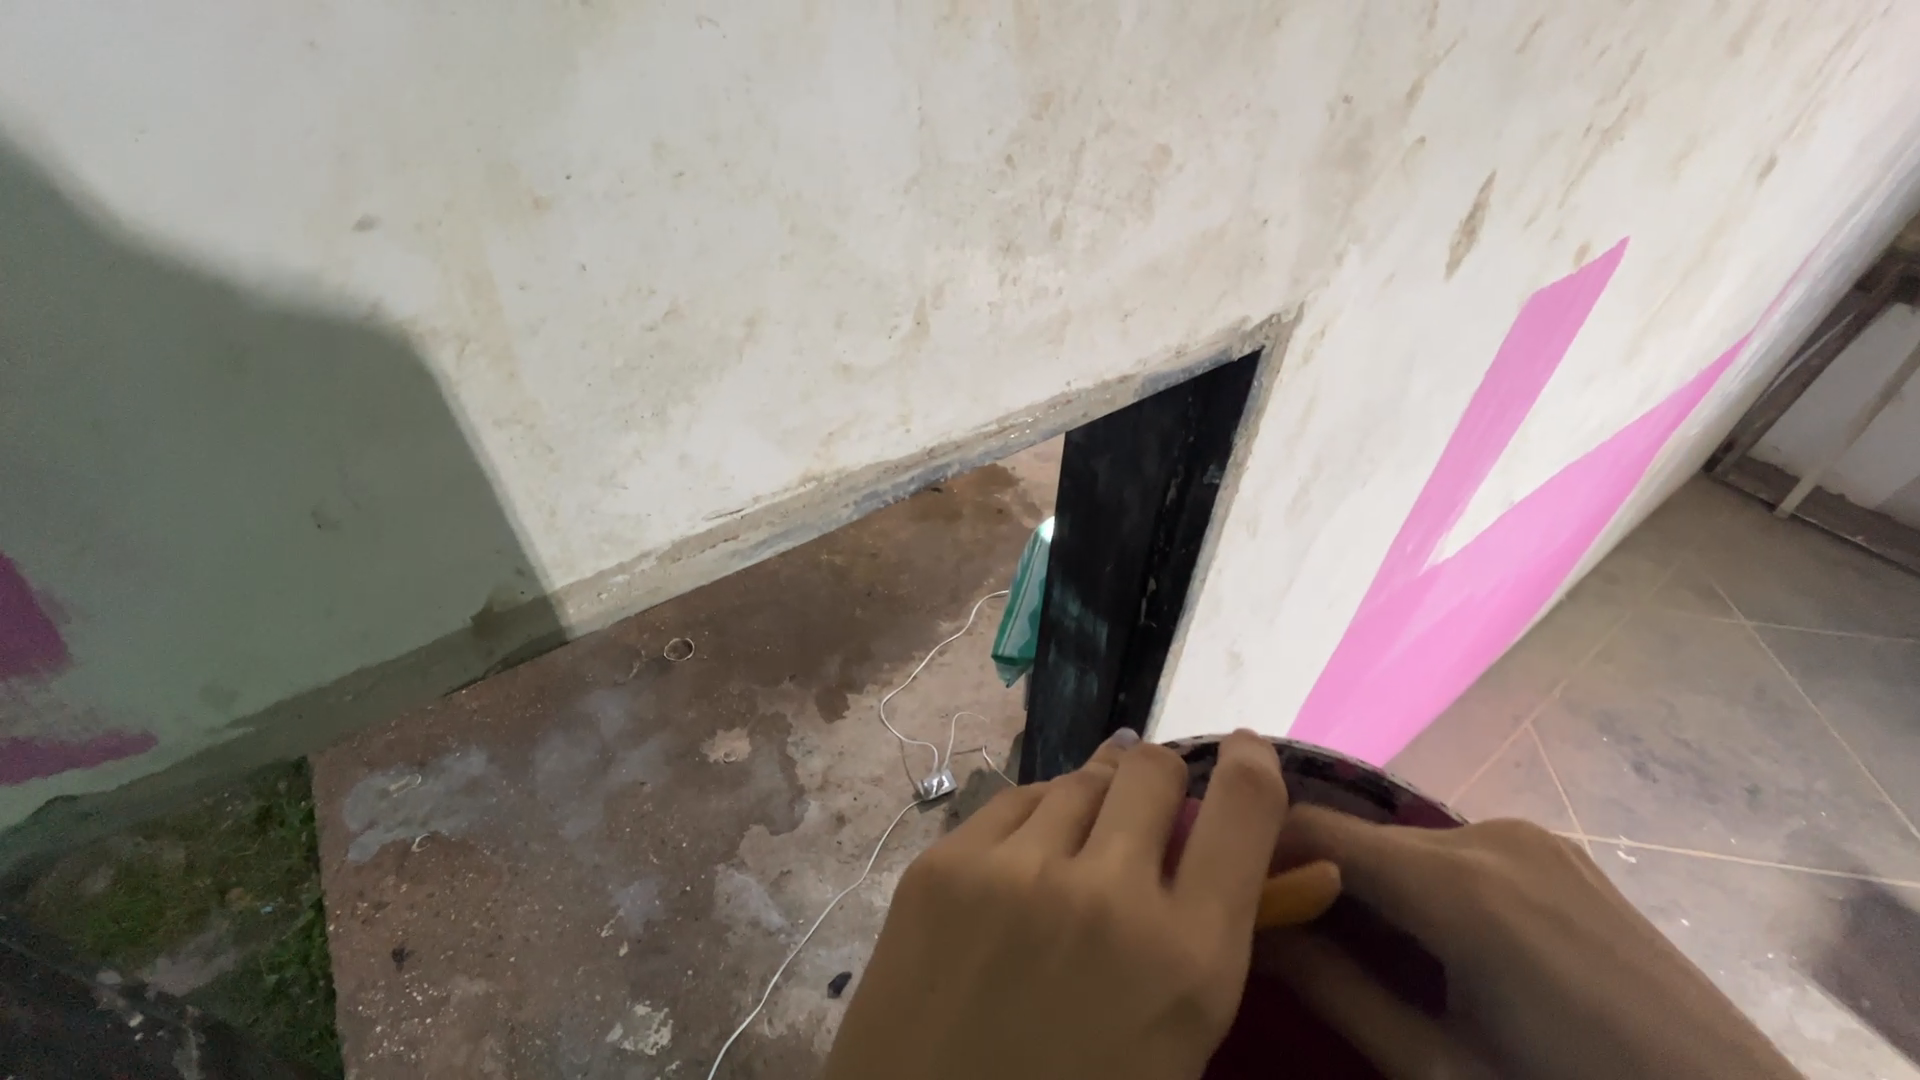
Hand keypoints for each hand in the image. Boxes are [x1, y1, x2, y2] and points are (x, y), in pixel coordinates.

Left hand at [824, 729, 1288, 1079]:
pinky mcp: (943, 863)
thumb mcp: (1174, 1038)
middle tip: (1144, 812)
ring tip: (1075, 848)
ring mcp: (1014, 871)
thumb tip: (1195, 836)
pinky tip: (1020, 863)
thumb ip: (1197, 930)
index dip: (1251, 766)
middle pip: (1152, 768)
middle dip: (1159, 781)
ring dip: (1092, 802)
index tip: (1245, 751)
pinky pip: (1012, 801)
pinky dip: (1031, 821)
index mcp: (1185, 958)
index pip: (1243, 808)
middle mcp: (1104, 894)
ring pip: (1077, 779)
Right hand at [1257, 809, 1803, 1079]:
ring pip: (1401, 840)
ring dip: (1361, 878)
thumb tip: (1250, 928)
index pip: (1310, 826)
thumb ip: (1332, 989)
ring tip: (1353, 943)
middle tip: (1283, 934)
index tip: (1228, 894)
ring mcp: (1530, 836)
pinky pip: (1452, 849)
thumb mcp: (1437, 1071)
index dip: (1256, 852)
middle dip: (1309, 874)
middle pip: (1356, 832)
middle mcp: (1489, 833)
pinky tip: (1427, 939)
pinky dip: (1415, 879)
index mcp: (1458, 885)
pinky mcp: (1557, 851)